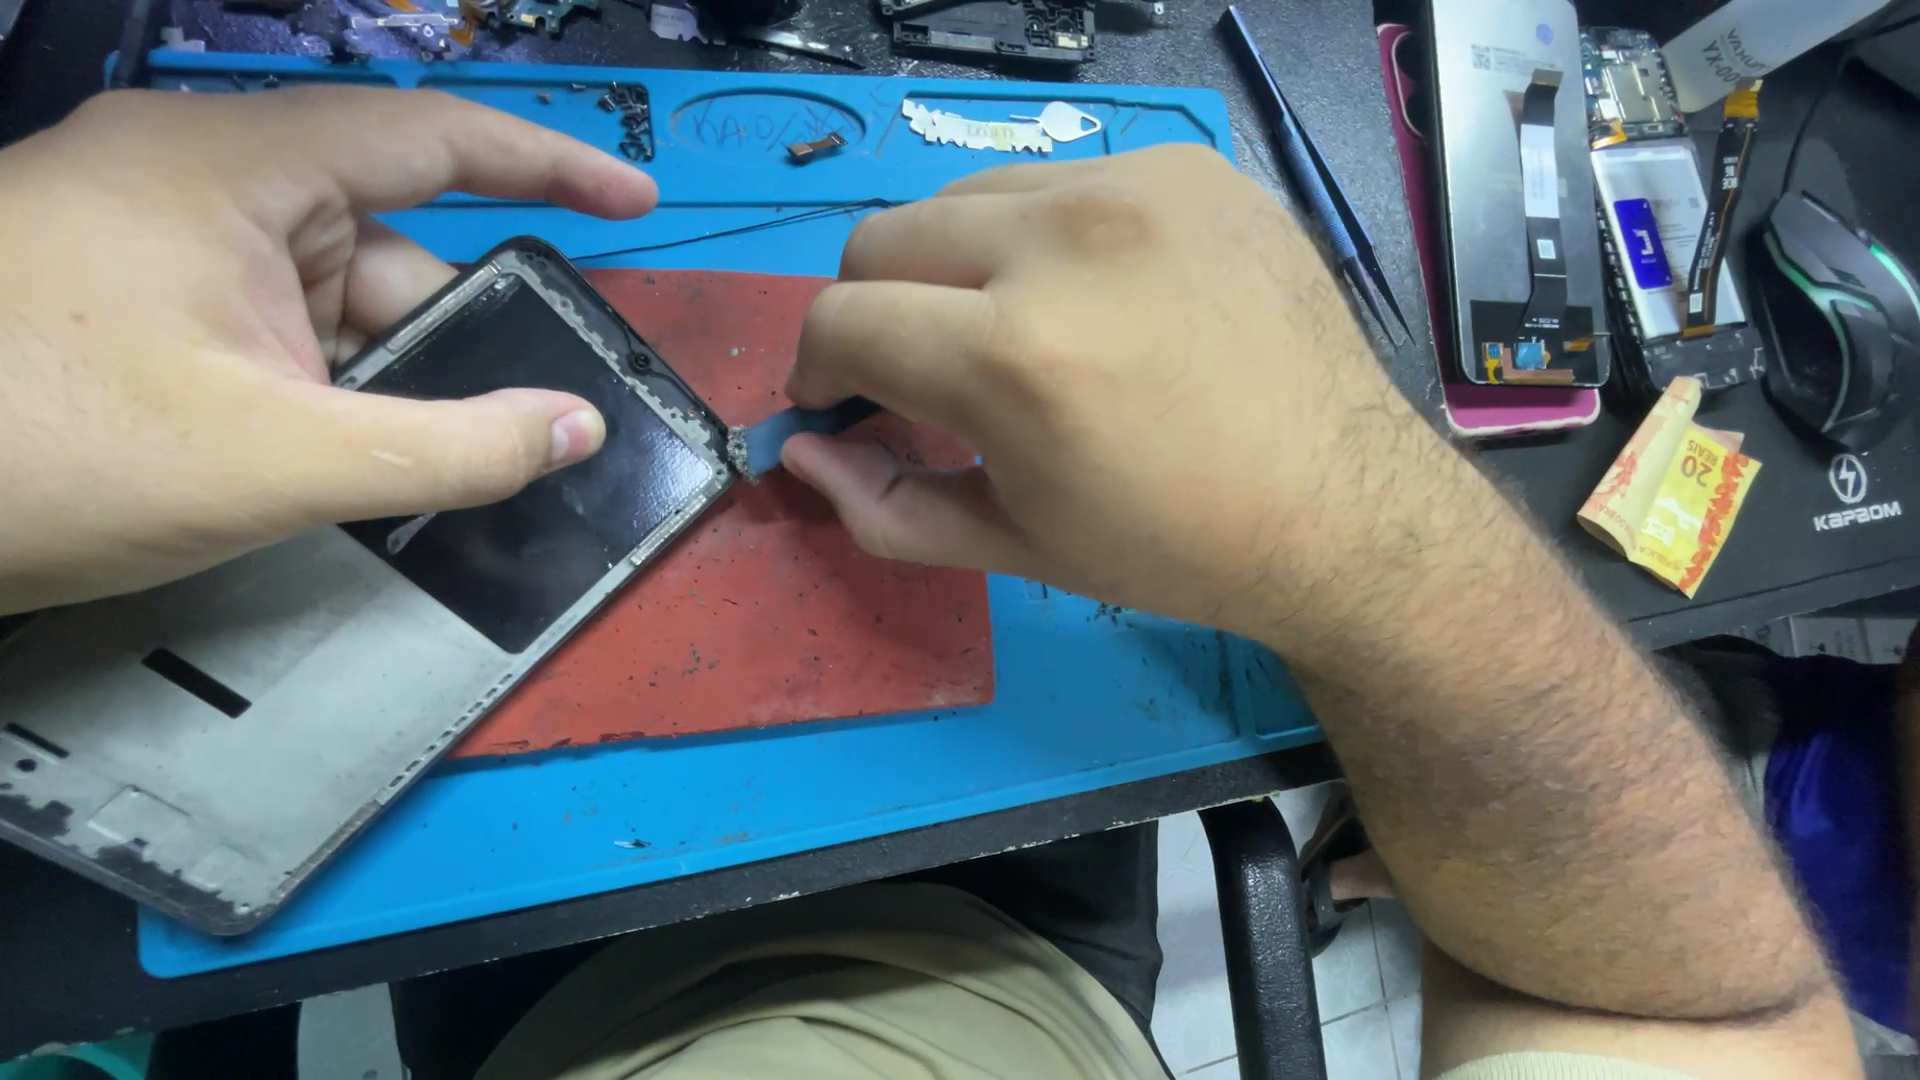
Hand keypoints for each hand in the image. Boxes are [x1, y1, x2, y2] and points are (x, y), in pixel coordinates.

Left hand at [0, 87, 656, 615]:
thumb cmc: (35, 453)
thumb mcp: (280, 460)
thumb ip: (455, 450)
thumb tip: (580, 430)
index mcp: (232, 174)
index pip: (430, 138)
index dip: (550, 165)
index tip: (636, 199)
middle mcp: (218, 195)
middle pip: (406, 250)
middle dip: (469, 337)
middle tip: (531, 415)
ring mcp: (194, 257)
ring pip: (368, 309)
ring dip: (416, 383)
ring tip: (436, 457)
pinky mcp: (181, 314)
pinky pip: (321, 342)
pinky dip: (369, 398)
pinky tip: (378, 455)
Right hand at [783, 146, 1468, 653]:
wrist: (1337, 511)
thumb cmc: (1166, 548)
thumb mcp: (1011, 548)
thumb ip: (884, 508)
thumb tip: (802, 457)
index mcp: (1014, 356)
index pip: (841, 319)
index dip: (815, 368)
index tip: (838, 404)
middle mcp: (1065, 242)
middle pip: (882, 238)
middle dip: (871, 312)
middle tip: (915, 374)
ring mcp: (1135, 186)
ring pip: (962, 197)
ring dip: (948, 268)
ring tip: (1003, 334)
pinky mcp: (1189, 168)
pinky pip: (1055, 183)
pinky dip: (1032, 239)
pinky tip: (1083, 300)